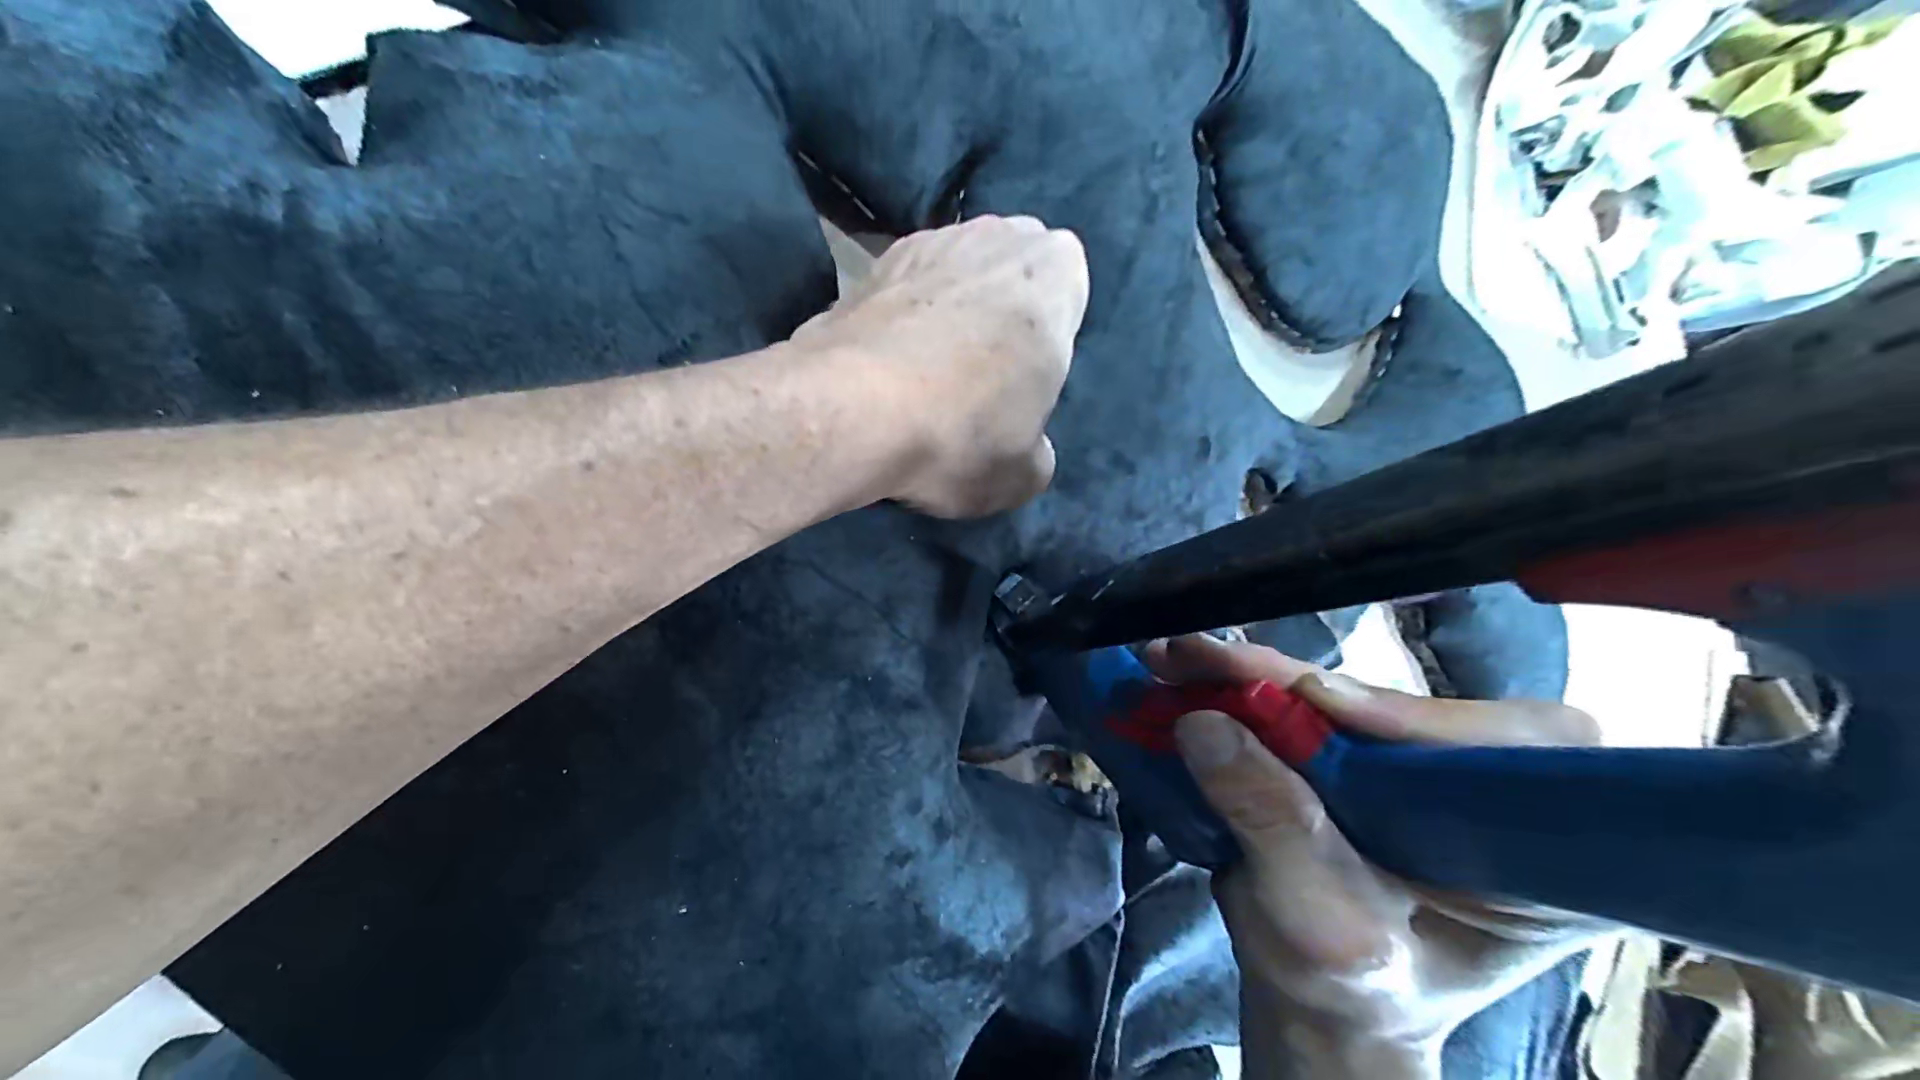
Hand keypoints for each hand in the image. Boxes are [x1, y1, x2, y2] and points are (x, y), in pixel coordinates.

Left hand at [792, 215, 1087, 517]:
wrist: (852, 411)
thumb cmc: (964, 433)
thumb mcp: (1025, 473)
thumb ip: (1037, 451)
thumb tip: (1022, 450)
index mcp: (1054, 273)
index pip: (1068, 289)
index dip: (1048, 338)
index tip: (1024, 380)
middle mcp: (996, 237)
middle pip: (1012, 273)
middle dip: (1003, 311)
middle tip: (981, 375)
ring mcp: (927, 241)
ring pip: (956, 276)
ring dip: (950, 311)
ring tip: (926, 373)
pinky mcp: (869, 265)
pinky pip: (904, 291)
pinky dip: (902, 319)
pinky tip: (888, 365)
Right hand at [1141, 634, 1607, 1079]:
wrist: (1319, 1001)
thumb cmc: (1346, 991)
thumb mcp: (1317, 926)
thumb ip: (1276, 828)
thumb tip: (1203, 721)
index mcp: (1542, 852)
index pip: (1507, 754)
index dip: (1411, 717)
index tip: (1313, 697)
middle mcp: (1496, 792)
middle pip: (1405, 707)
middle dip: (1295, 682)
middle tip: (1209, 658)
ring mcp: (1426, 766)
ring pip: (1348, 697)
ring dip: (1259, 676)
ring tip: (1182, 658)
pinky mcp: (1369, 754)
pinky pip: (1313, 707)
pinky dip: (1251, 690)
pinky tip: (1198, 672)